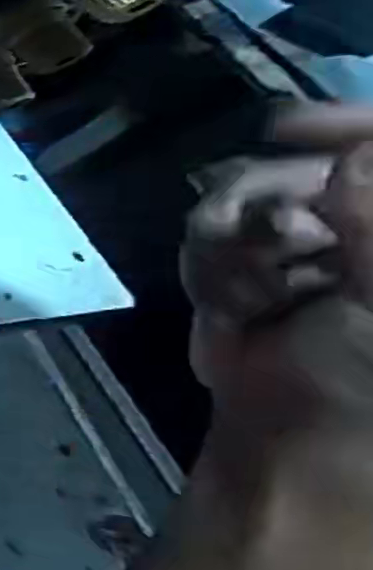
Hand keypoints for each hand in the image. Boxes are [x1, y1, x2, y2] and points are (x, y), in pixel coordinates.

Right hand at [183, 103, 372, 438]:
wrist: (296, 443)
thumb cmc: (368, 383)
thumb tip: (358, 152)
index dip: (356, 126)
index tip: (286, 127)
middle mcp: (365, 230)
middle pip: (315, 169)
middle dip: (268, 200)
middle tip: (254, 231)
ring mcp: (316, 248)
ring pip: (247, 201)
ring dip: (230, 244)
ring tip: (248, 293)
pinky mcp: (252, 268)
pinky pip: (211, 238)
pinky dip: (212, 266)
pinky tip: (232, 300)